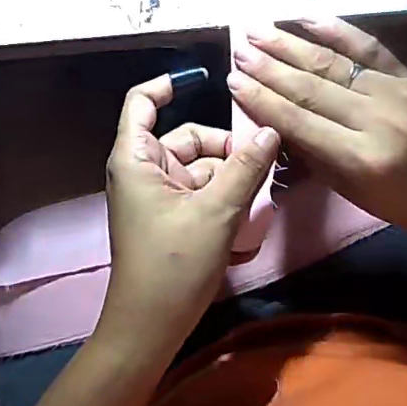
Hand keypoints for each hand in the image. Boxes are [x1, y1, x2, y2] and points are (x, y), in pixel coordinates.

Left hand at [98, 74, 279, 360]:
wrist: (149, 327)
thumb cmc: (174, 264)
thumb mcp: (217, 212)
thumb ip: (245, 169)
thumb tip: (271, 130)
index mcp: (135, 157)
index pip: (142, 102)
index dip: (167, 84)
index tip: (204, 78)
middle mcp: (140, 169)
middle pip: (184, 137)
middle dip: (223, 147)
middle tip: (264, 161)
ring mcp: (153, 194)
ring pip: (197, 166)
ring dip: (227, 175)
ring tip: (261, 192)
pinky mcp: (166, 216)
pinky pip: (196, 190)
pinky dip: (220, 195)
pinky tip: (247, 212)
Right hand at [226, 17, 406, 249]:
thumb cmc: (397, 200)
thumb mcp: (346, 188)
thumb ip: (308, 149)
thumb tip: (267, 111)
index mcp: (361, 157)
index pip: (298, 121)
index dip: (261, 98)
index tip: (232, 79)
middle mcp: (378, 121)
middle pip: (311, 87)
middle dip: (269, 67)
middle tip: (239, 49)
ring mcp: (396, 93)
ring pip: (333, 63)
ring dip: (290, 44)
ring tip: (258, 31)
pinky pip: (368, 46)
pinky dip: (336, 29)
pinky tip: (306, 17)